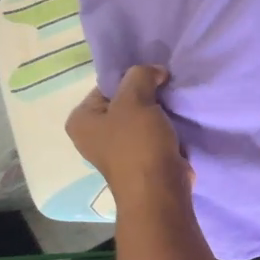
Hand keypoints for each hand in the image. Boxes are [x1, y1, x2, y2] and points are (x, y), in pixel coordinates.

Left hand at [66, 65, 190, 200]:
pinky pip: (153, 136)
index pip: (108, 87)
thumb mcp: (136, 100)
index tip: (157, 80)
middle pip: (125, 103)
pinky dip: (166, 130)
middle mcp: (94, 135)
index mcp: (81, 120)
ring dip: (160, 114)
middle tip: (169, 93)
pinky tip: (178, 128)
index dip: (134, 80)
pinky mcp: (140, 160)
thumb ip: (141, 76)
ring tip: (176, 110)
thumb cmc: (138, 144)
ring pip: (142, 119)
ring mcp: (117, 150)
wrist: (159, 189)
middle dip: (149, 97)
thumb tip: (155, 70)